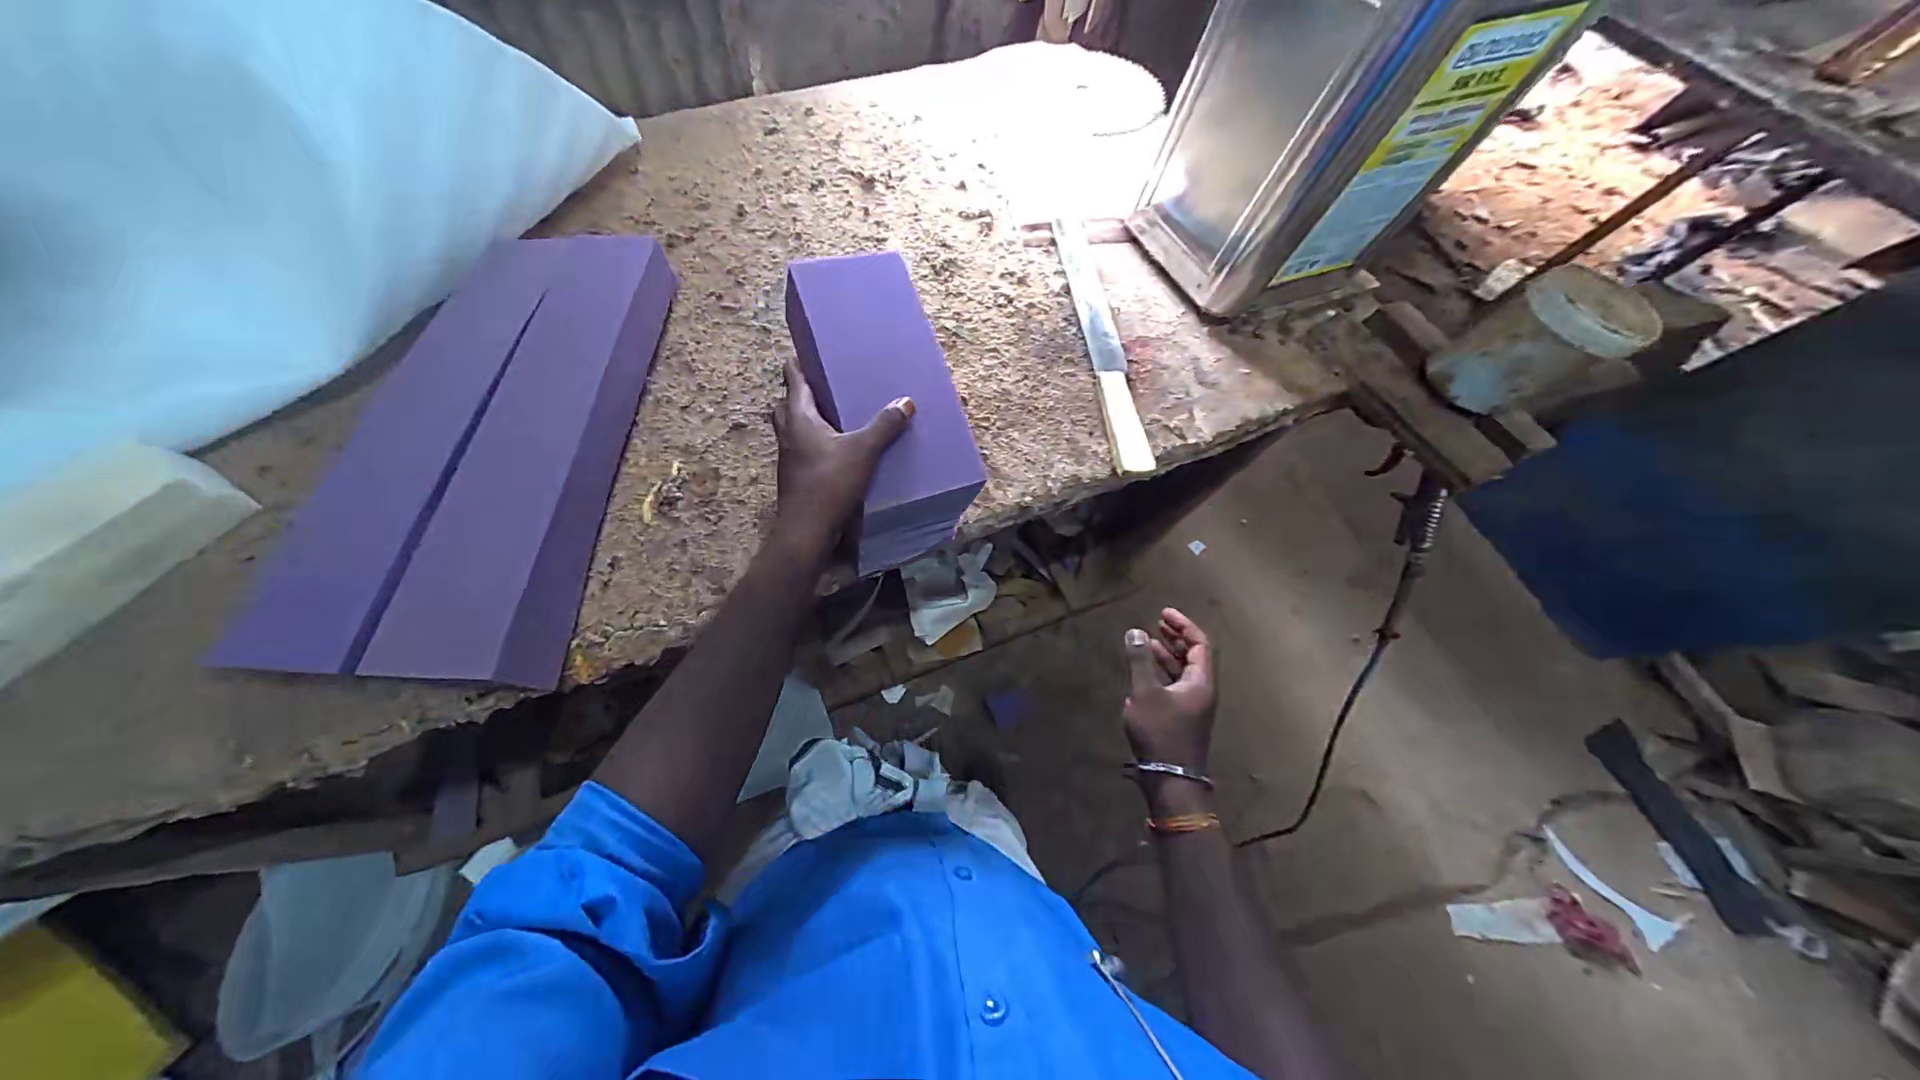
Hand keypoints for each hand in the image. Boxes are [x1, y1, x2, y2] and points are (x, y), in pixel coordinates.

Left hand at [771, 360, 913, 553]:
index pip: (792, 378)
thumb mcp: (863, 452)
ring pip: (792, 427)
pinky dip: (813, 442)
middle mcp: (787, 432)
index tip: (809, 352)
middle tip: (824, 386)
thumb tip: (905, 402)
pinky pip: (801, 448)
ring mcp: (788, 456)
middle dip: (801, 392)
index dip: (798, 363)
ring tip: (832, 416)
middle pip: (787, 403)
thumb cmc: (829, 484)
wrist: (806, 531)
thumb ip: (884, 426)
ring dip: (806, 419)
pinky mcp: (795, 476)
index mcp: (798, 417)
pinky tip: (834, 449)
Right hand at [1122, 608, 1215, 773]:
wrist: (1170, 779)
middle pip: (1194, 656)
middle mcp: (1202, 691)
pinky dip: (1163, 671)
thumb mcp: (1145, 693)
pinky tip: (1147, 670)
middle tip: (1158, 622)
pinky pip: (1176, 684)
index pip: (1200, 644)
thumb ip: (1140, 660)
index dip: (1183, 625)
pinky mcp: (1182, 717)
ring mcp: (1193, 706)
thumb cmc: (1161, 732)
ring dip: (1169, 653)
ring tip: (1150, 640)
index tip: (1164, 613)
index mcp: (1201, 682)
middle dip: (1177, 636)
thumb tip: (1136, 631)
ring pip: (1184, 671)